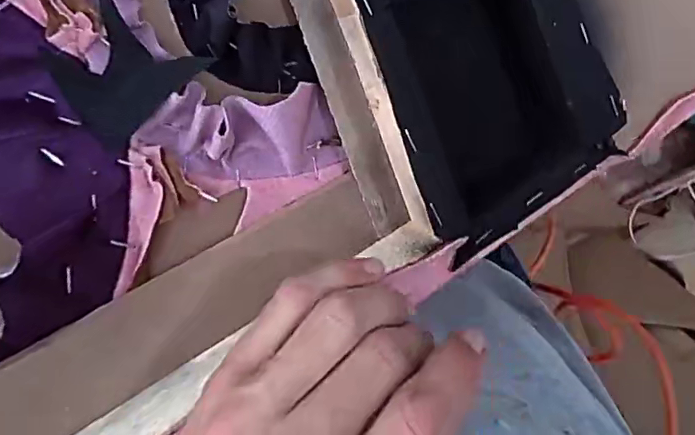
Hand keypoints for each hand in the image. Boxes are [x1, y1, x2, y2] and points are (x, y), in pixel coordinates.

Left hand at [183, 259, 486, 434]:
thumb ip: (412, 434)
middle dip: (419, 343)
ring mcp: (247, 409)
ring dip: (386, 304)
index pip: (415, 418)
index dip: (456, 373)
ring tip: (396, 318)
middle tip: (422, 353)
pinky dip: (339, 274)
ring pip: (341, 317)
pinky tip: (367, 277)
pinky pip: (292, 298)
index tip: (471, 347)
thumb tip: (459, 366)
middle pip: (383, 358)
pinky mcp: (223, 377)